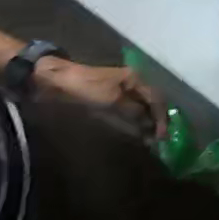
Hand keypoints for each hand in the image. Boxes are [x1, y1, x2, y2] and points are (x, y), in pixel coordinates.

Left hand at [33, 60, 167, 138]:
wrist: (56, 81)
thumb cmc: (86, 87)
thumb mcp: (112, 99)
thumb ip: (133, 111)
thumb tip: (148, 125)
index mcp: (135, 79)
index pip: (156, 98)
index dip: (161, 117)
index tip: (162, 136)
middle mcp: (130, 84)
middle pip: (149, 103)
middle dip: (155, 121)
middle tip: (157, 140)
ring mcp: (118, 91)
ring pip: (139, 108)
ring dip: (144, 123)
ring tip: (146, 140)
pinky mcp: (107, 100)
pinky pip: (126, 112)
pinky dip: (132, 123)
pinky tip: (132, 133)